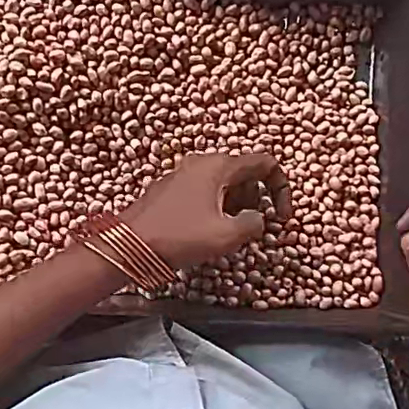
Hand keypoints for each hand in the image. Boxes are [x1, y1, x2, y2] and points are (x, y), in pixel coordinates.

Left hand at [123, 153, 290, 270]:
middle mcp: (200, 164)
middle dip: (256, 200)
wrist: (127, 246)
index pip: (264, 162)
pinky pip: (203, 194)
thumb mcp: (226, 236)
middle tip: (252, 228)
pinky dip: (215, 209)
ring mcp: (182, 177)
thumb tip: (258, 219)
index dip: (281, 188)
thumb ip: (253, 224)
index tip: (282, 216)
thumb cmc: (177, 237)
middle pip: (243, 174)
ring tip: (229, 234)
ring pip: (223, 185)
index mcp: (217, 166)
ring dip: (236, 207)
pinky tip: (206, 233)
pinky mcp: (169, 192)